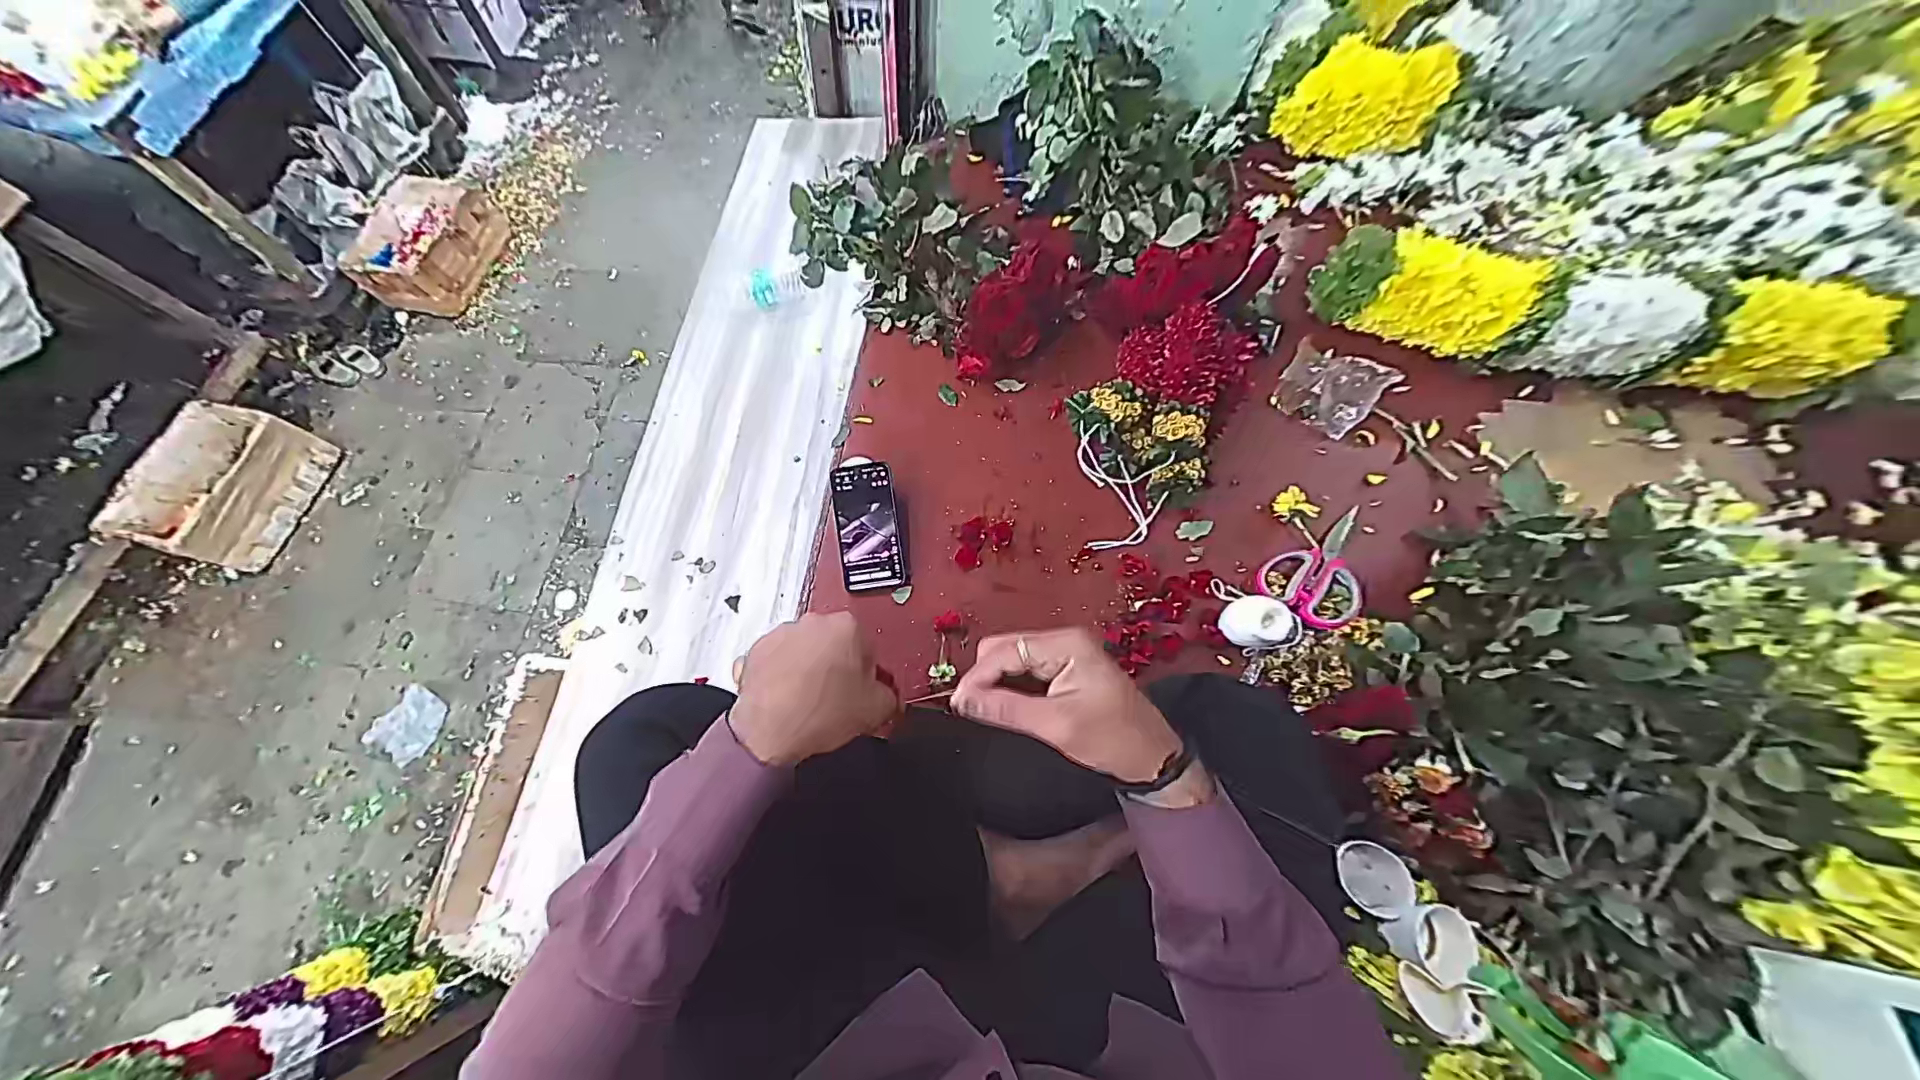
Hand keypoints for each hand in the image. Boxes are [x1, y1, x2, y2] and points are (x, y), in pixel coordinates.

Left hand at [727, 612, 898, 765]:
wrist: (768, 733)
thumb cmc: (816, 713)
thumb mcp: (876, 709)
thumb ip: (890, 696)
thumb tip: (887, 697)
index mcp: (847, 627)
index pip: (867, 647)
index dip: (866, 673)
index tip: (860, 689)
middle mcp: (814, 623)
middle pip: (834, 643)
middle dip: (836, 665)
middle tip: (836, 696)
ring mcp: (782, 634)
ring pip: (805, 649)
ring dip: (808, 668)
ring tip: (808, 701)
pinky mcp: (757, 650)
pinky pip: (777, 659)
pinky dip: (781, 674)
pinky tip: (787, 698)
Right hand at [950, 628, 1182, 783]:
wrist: (1152, 756)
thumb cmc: (1111, 739)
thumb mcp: (1055, 725)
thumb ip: (1005, 708)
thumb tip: (961, 699)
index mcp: (1066, 643)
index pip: (1005, 650)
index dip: (977, 676)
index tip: (958, 704)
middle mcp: (1063, 639)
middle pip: (1005, 648)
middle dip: (984, 677)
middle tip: (971, 710)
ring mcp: (1064, 651)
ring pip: (1011, 659)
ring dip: (996, 683)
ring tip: (984, 711)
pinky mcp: (1064, 666)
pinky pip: (1024, 670)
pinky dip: (1011, 687)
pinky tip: (1005, 706)